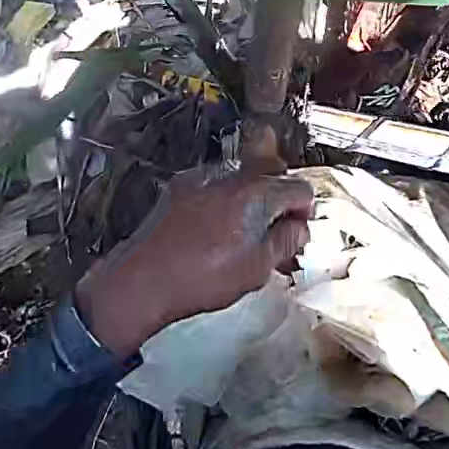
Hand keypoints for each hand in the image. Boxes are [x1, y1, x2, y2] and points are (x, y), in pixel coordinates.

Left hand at [73, 172, 313, 356]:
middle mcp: (229, 177)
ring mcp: (202, 178)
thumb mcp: (256, 268)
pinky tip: (218, 228)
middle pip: (271, 170)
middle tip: (278, 226)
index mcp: (255, 195)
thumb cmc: (202, 278)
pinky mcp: (180, 186)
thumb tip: (298, 228)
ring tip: (248, 232)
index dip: (305, 210)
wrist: (144, 277)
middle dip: (280, 195)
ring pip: (241, 176)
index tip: (299, 230)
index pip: (298, 188)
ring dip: (252, 196)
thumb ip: (285, 242)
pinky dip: (225, 199)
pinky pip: (215, 184)